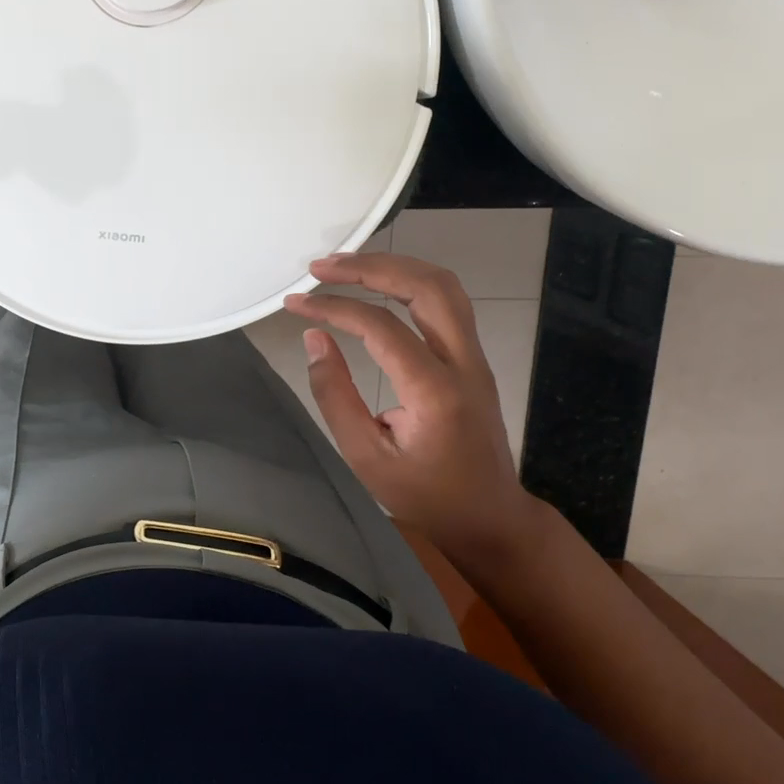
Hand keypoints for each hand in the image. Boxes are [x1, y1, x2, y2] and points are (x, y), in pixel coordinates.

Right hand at [285, 253, 537, 555]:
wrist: (489, 516)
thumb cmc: (424, 495)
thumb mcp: (365, 457)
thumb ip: (335, 395)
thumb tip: (315, 338)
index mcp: (435, 391)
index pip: (381, 327)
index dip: (333, 308)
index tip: (295, 304)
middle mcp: (463, 363)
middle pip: (425, 287)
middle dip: (370, 267)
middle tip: (321, 267)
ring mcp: (474, 357)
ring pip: (443, 286)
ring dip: (393, 266)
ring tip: (345, 266)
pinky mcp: (472, 358)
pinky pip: (446, 301)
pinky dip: (408, 281)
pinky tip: (378, 284)